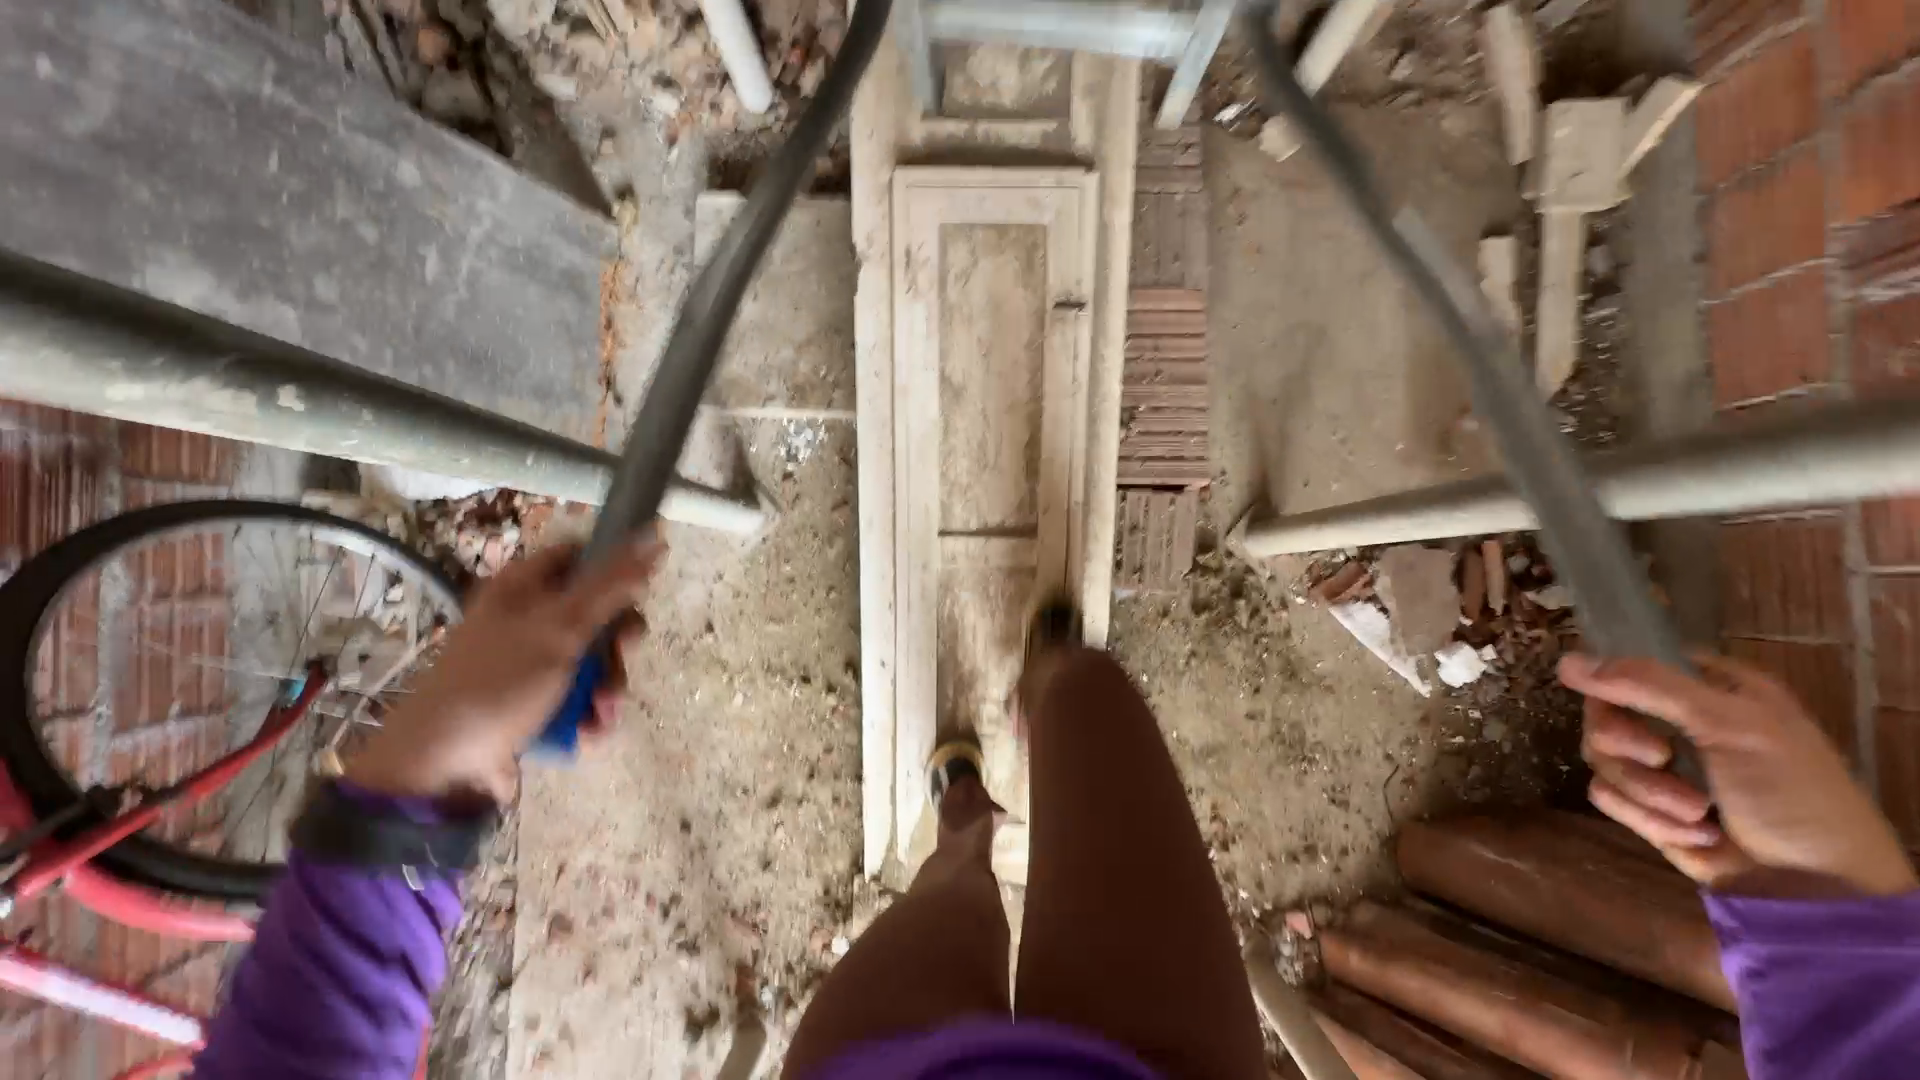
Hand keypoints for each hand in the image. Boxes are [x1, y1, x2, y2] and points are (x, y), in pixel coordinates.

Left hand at [342, 537, 665, 802]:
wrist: (440, 767)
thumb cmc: (499, 683)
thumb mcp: (562, 627)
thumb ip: (612, 584)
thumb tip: (654, 537)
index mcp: (521, 588)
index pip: (579, 556)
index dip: (613, 568)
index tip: (638, 591)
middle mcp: (525, 620)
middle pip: (597, 614)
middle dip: (617, 645)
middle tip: (621, 657)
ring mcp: (528, 665)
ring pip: (594, 662)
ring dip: (608, 687)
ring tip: (602, 711)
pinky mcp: (534, 704)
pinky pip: (579, 699)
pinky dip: (590, 715)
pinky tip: (589, 730)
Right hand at [1559, 652, 1916, 897]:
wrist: (1814, 888)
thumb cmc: (1792, 793)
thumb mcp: (1732, 725)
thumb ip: (1649, 685)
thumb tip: (1565, 662)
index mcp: (1710, 690)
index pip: (1633, 665)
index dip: (1613, 681)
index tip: (1614, 701)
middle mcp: (1680, 723)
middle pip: (1603, 713)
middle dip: (1626, 743)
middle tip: (1660, 759)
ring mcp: (1661, 766)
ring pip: (1600, 755)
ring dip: (1645, 789)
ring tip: (1695, 812)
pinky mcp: (1645, 805)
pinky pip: (1606, 794)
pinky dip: (1646, 816)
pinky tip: (1694, 833)